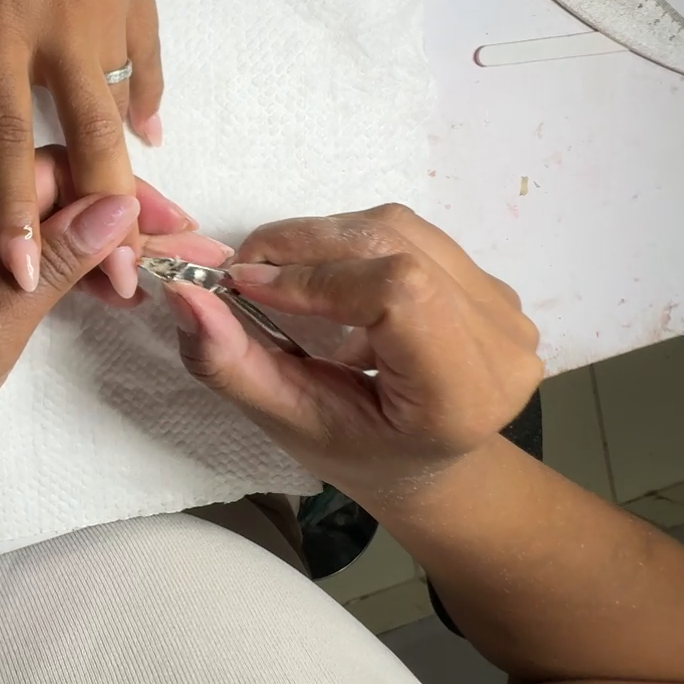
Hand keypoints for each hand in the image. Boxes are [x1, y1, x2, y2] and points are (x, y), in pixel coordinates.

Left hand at [0, 0, 167, 295]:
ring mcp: (109, 9)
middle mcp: (58, 32)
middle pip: (83, 144)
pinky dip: (148, 99)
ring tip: (138, 224)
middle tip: (115, 278)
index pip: (4, 142)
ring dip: (129, 170)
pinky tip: (147, 132)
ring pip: (124, 109)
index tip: (23, 270)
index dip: (15, 214)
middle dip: (98, 218)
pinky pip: (149, 59)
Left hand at [0, 147, 226, 470]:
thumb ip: (55, 261)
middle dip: (117, 218)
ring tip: (155, 274)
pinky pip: (28, 253)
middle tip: (182, 247)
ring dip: (99, 247)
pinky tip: (110, 291)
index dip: (113, 196)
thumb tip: (119, 202)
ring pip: (46, 224)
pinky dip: (68, 269)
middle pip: (54, 192)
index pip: (52, 170)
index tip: (165, 234)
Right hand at [163, 204, 543, 505]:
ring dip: (314, 239)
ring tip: (279, 278)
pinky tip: (323, 278)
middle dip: (296, 244)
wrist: (423, 457)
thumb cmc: (354, 449)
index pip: (396, 293)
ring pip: (390, 226)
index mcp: (462, 393)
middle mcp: (500, 341)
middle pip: (389, 243)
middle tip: (242, 274)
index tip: (243, 287)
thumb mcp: (280, 418)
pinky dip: (339, 241)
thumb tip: (182, 292)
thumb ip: (227, 360)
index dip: (309, 277)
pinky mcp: (483, 278)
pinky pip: (400, 229)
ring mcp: (501, 304)